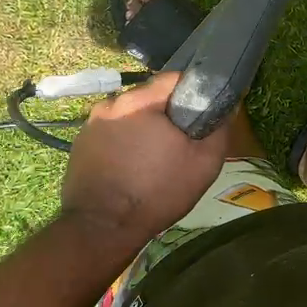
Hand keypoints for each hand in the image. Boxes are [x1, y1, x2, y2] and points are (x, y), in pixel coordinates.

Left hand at [57, 72, 228, 249]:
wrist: (102, 228)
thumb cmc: (158, 192)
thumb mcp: (205, 163)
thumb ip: (220, 129)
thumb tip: (227, 108)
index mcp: (140, 101)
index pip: (174, 78)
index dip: (194, 93)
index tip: (202, 117)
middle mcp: (111, 103)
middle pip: (150, 97)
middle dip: (167, 114)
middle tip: (180, 142)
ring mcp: (90, 124)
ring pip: (130, 116)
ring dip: (143, 129)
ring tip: (154, 158)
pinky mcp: (79, 145)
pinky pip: (112, 134)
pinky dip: (124, 143)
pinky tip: (132, 168)